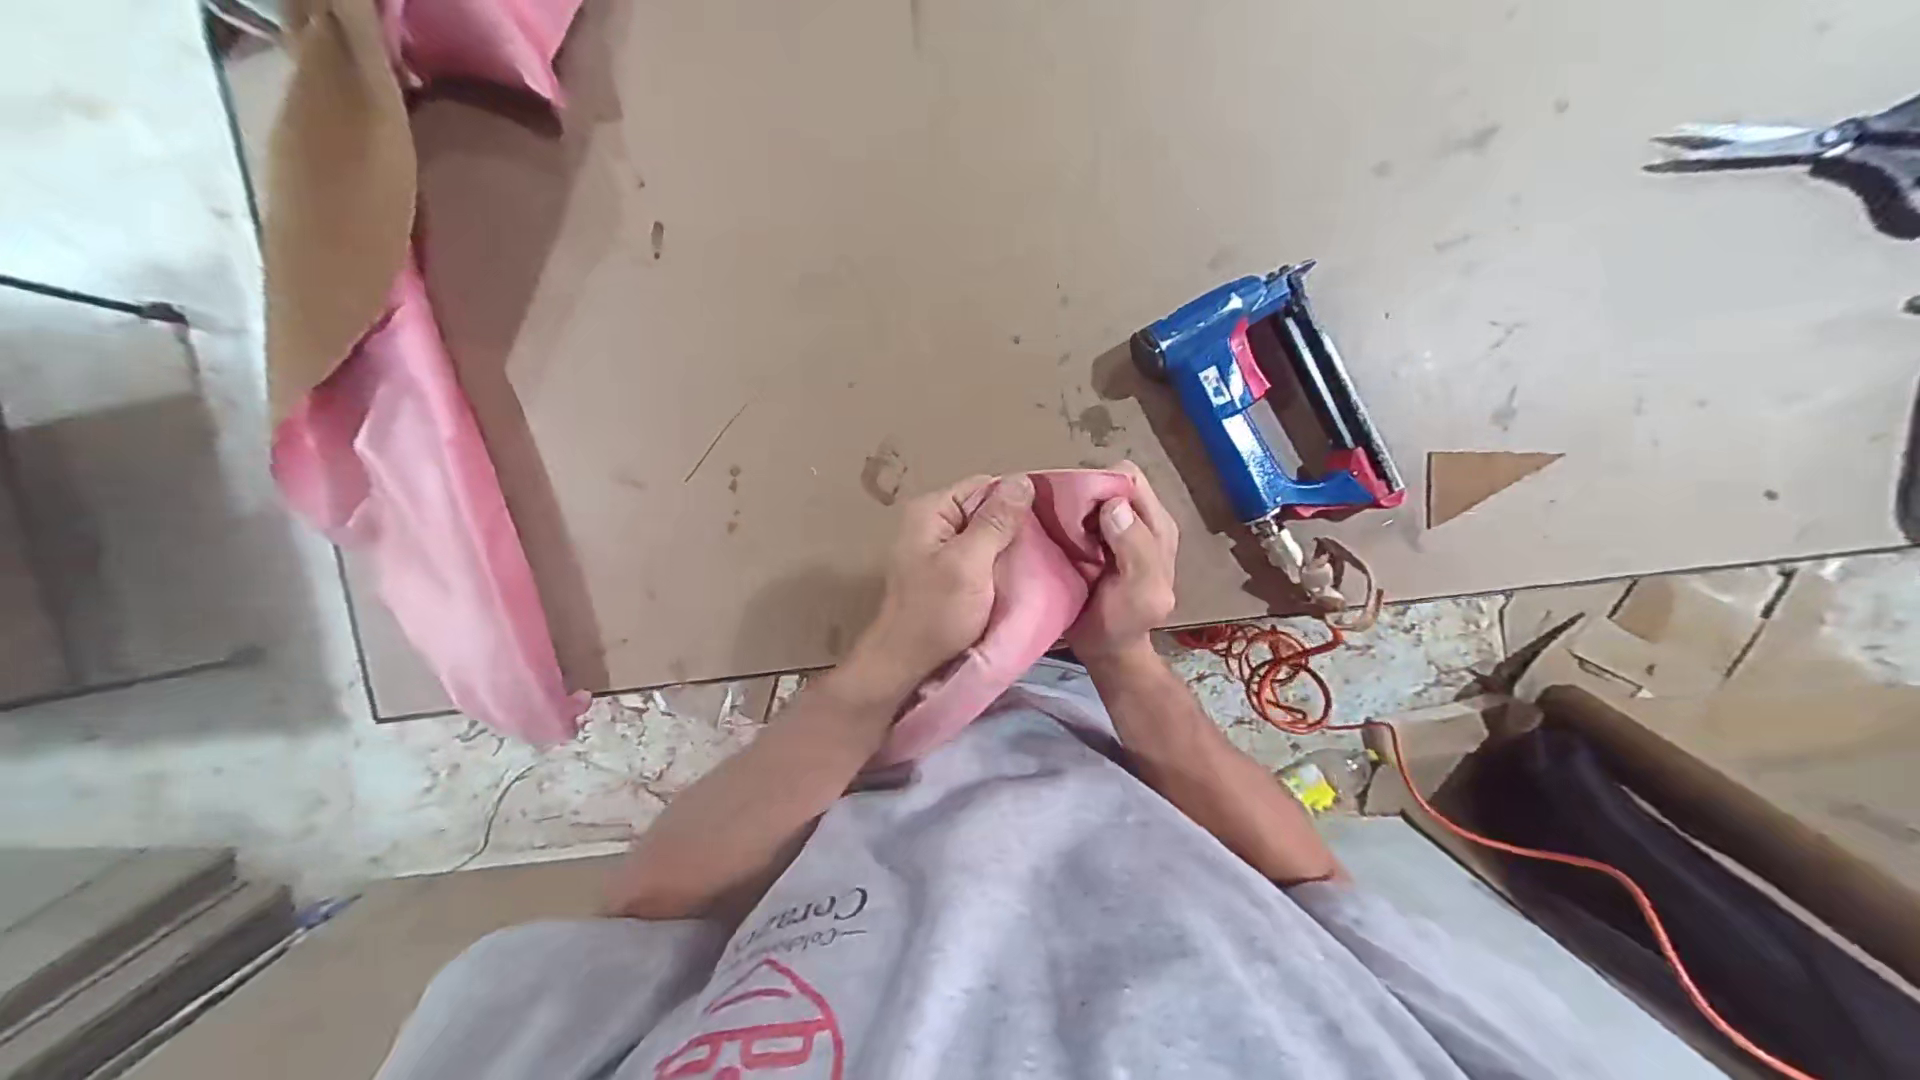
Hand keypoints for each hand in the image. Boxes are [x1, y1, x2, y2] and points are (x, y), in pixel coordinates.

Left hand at [841, 472, 1034, 698]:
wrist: (905, 665)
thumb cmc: (935, 613)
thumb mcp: (969, 563)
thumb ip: (995, 522)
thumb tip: (1022, 479)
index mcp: (931, 510)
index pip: (984, 486)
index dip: (1018, 499)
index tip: (1051, 519)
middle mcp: (933, 523)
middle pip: (987, 509)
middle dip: (1017, 525)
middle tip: (1052, 544)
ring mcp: (939, 550)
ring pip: (988, 536)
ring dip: (1012, 548)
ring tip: (1043, 559)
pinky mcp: (949, 574)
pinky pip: (982, 557)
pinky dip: (1001, 565)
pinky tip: (1022, 575)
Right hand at [1068, 460, 1178, 661]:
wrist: (1105, 650)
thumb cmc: (1126, 623)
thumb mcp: (1142, 592)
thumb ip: (1137, 549)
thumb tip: (1114, 505)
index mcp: (1155, 524)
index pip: (1127, 478)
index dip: (1101, 487)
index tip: (1079, 515)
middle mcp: (1133, 518)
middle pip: (1102, 484)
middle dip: (1079, 498)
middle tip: (1062, 529)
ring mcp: (1108, 528)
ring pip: (1082, 499)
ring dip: (1064, 512)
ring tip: (1054, 536)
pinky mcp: (1085, 539)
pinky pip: (1068, 517)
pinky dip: (1057, 524)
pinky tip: (1049, 540)